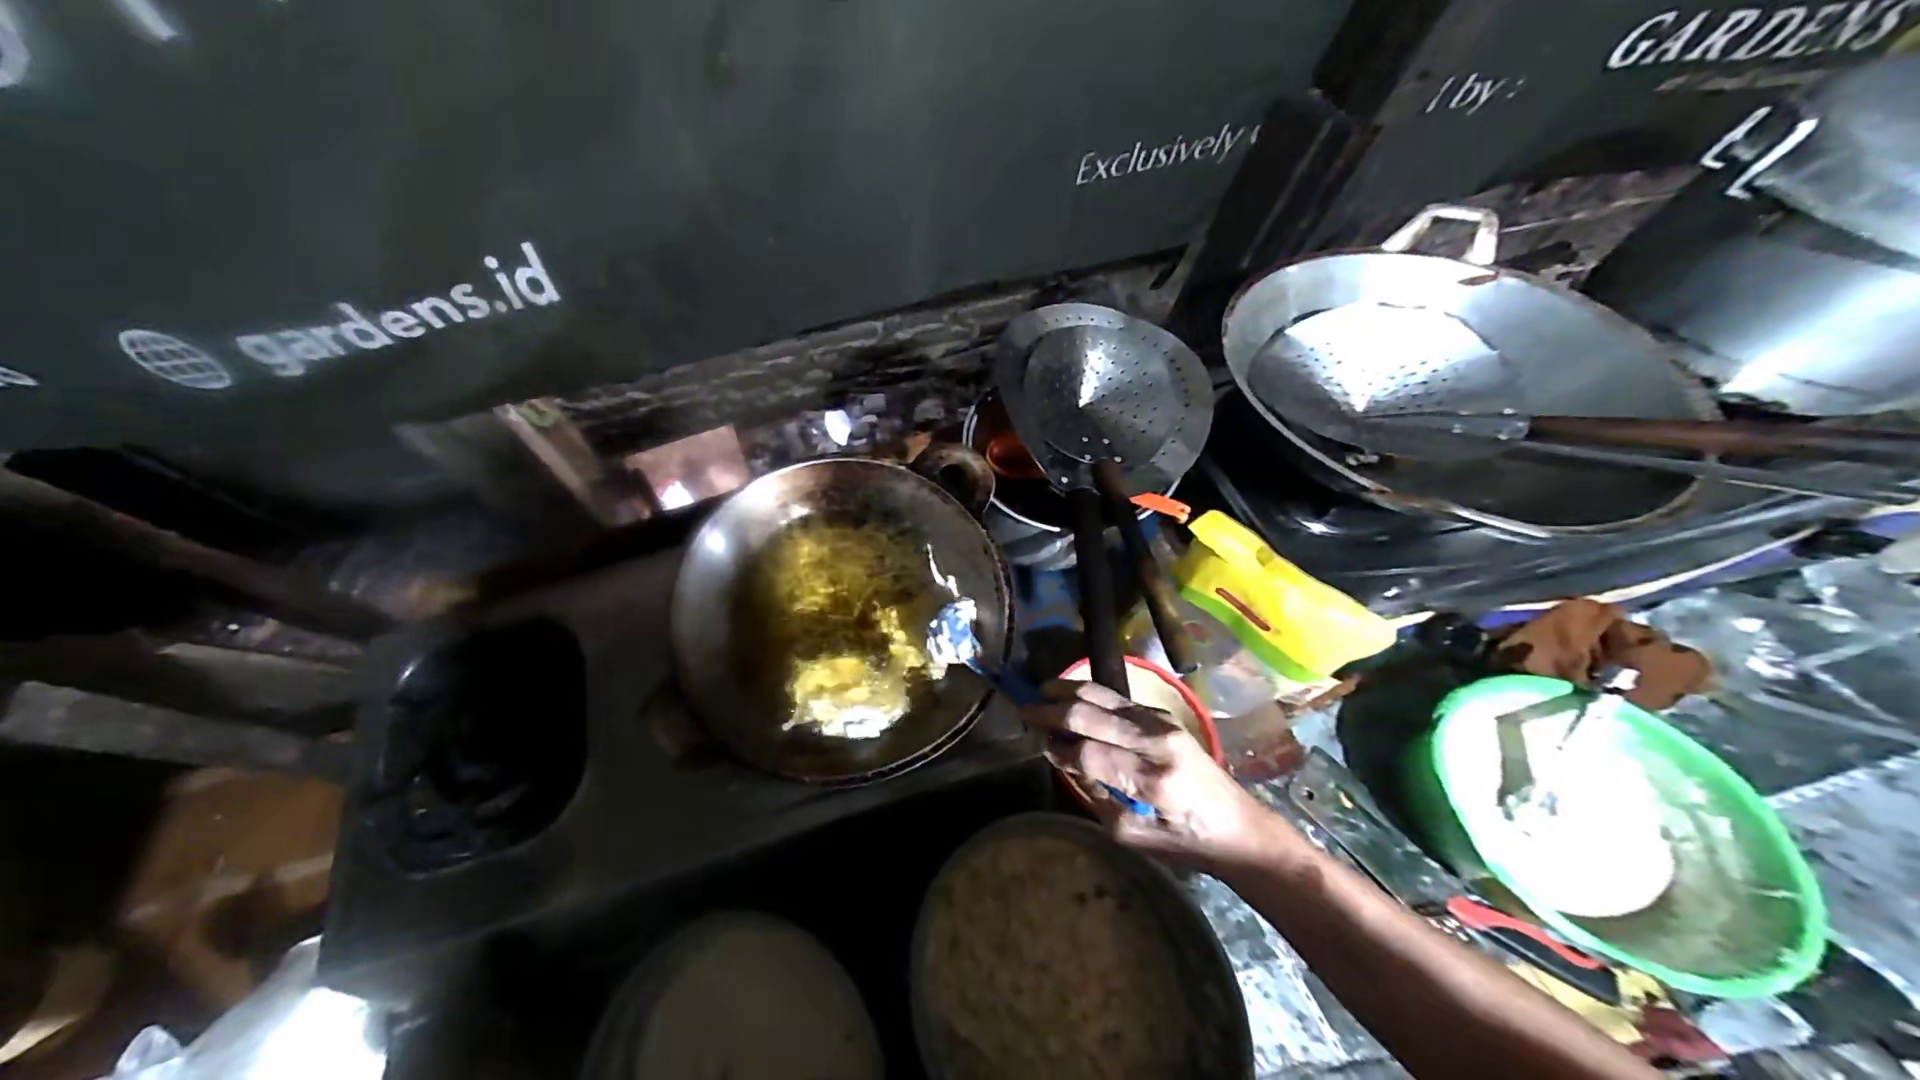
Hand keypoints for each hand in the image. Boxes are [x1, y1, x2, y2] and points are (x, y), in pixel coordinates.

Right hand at [1025, 680, 1298, 874]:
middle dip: (1053, 712)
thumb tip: (1066, 760)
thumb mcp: (1132, 836)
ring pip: (1104, 696)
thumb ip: (1096, 795)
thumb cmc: (1185, 842)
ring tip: (1042, 691)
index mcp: (1151, 780)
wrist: (1239, 826)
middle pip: (1092, 716)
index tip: (1042, 748)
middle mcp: (1156, 743)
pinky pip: (1119, 699)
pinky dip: (1090, 695)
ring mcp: (1162, 723)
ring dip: (1069, 691)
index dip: (1058, 749)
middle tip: (1025, 710)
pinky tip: (1071, 696)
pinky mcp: (1164, 716)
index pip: (1089, 753)